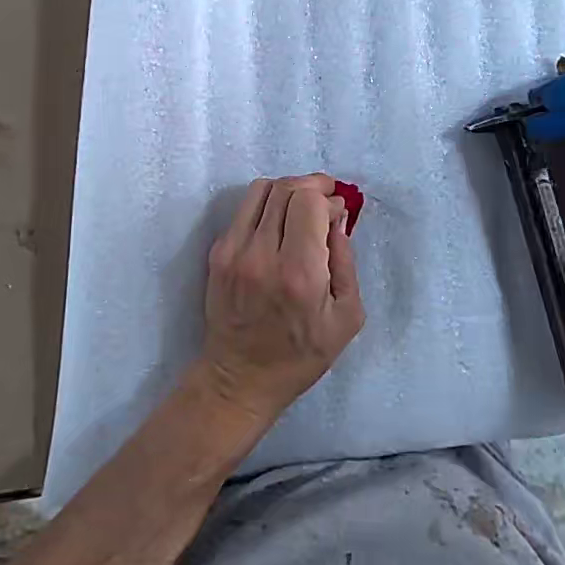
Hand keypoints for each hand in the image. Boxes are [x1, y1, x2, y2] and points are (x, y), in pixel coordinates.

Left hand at [197, 174, 364, 421]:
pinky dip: (267, 206)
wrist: (240, 379)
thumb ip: (347, 263)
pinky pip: (244, 209)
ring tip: (303, 205)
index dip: (329, 198)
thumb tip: (338, 221)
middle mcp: (262, 255)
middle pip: (286, 189)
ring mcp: (234, 252)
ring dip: (288, 189)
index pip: (308, 202)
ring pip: (262, 189)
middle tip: (327, 198)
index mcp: (299, 272)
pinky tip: (279, 225)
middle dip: (313, 185)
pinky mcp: (218, 254)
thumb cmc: (302, 354)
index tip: (339, 212)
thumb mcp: (347, 317)